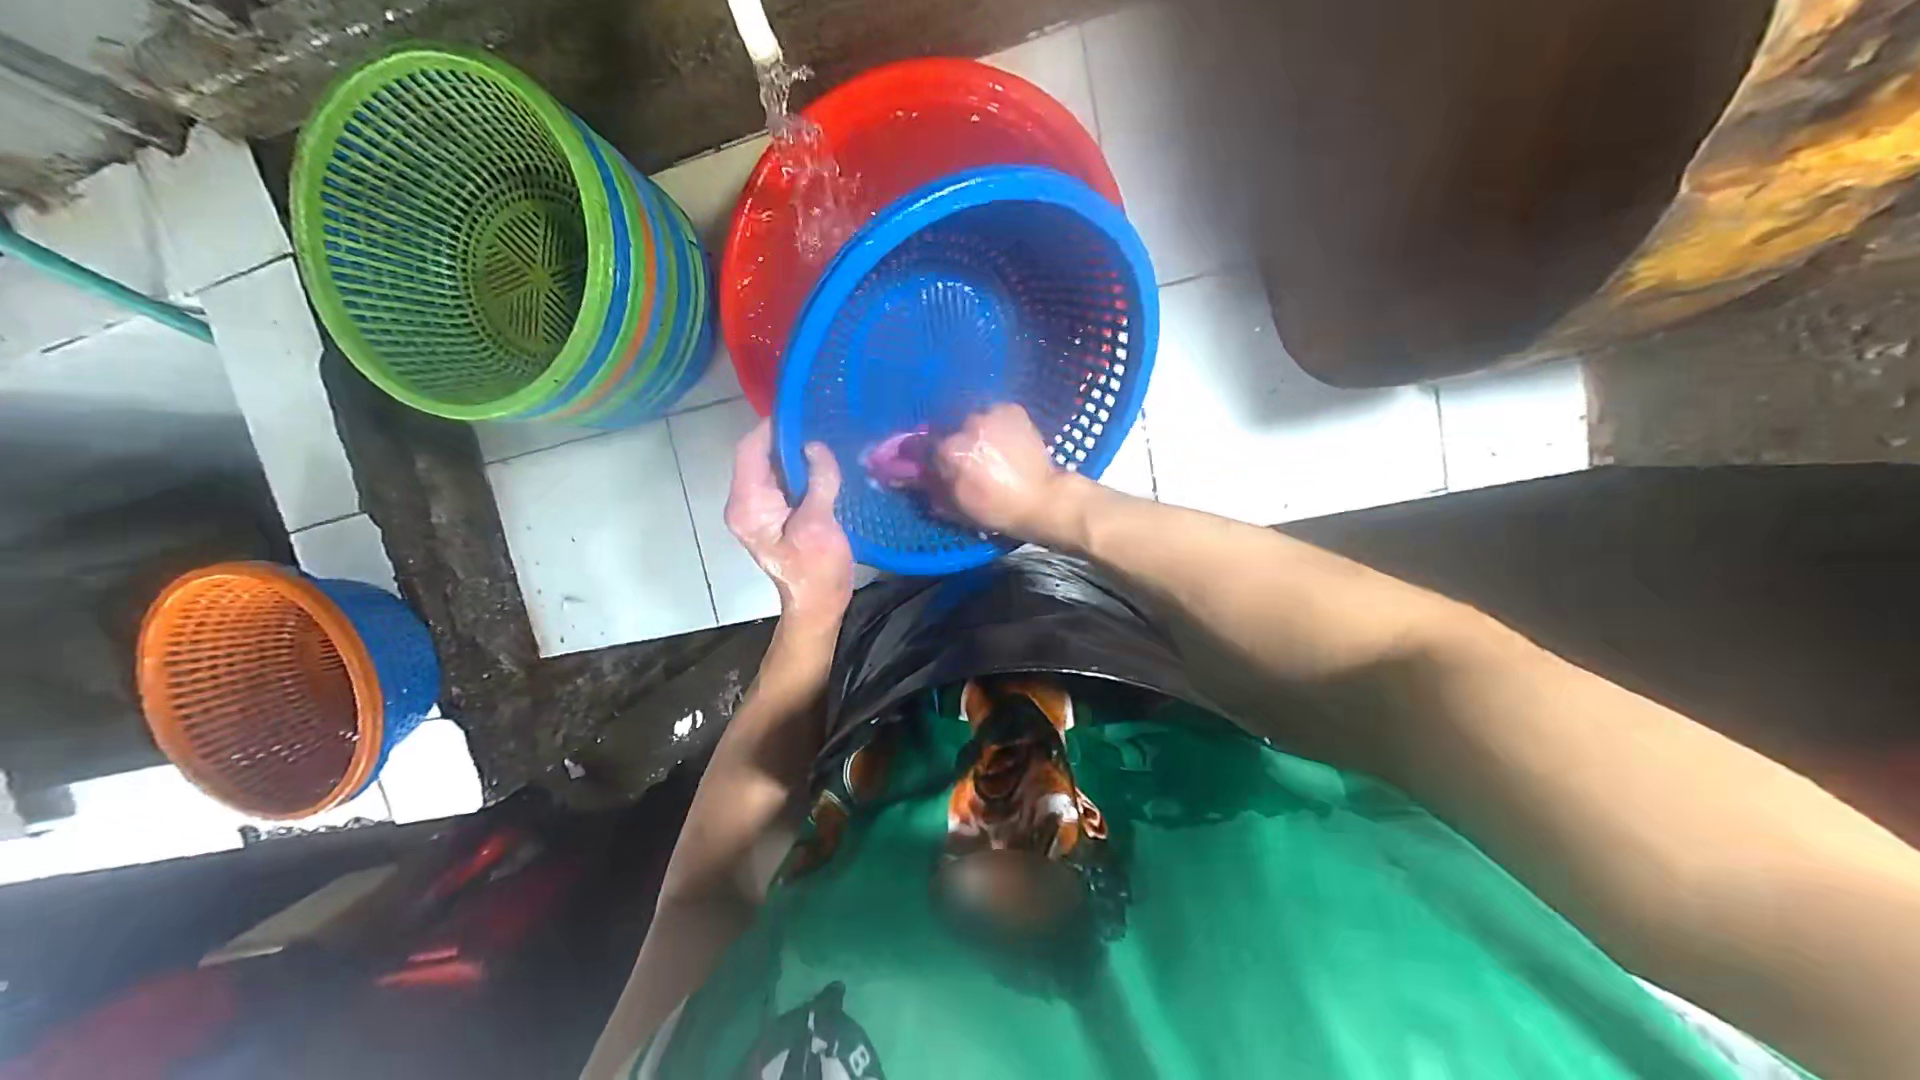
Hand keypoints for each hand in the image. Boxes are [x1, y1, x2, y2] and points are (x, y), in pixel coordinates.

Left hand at [726, 421, 853, 626]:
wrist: (817, 606)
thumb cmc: (816, 570)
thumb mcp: (819, 524)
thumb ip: (818, 480)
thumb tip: (816, 446)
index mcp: (748, 505)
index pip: (750, 450)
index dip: (772, 427)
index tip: (801, 411)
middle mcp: (745, 503)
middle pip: (757, 456)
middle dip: (785, 438)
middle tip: (818, 421)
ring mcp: (757, 510)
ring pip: (770, 467)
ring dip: (793, 453)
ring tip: (823, 438)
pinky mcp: (773, 515)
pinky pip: (780, 481)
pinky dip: (797, 469)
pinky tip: (820, 462)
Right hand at [932, 404, 1082, 541]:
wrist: (1042, 500)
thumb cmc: (996, 509)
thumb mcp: (956, 504)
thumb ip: (929, 483)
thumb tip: (907, 472)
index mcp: (950, 450)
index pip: (922, 445)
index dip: (924, 455)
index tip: (931, 464)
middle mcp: (967, 424)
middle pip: (949, 430)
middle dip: (953, 443)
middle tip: (968, 461)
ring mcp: (992, 414)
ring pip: (972, 420)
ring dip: (975, 433)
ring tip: (989, 451)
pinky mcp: (1013, 410)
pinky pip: (994, 414)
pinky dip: (995, 425)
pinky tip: (1004, 441)